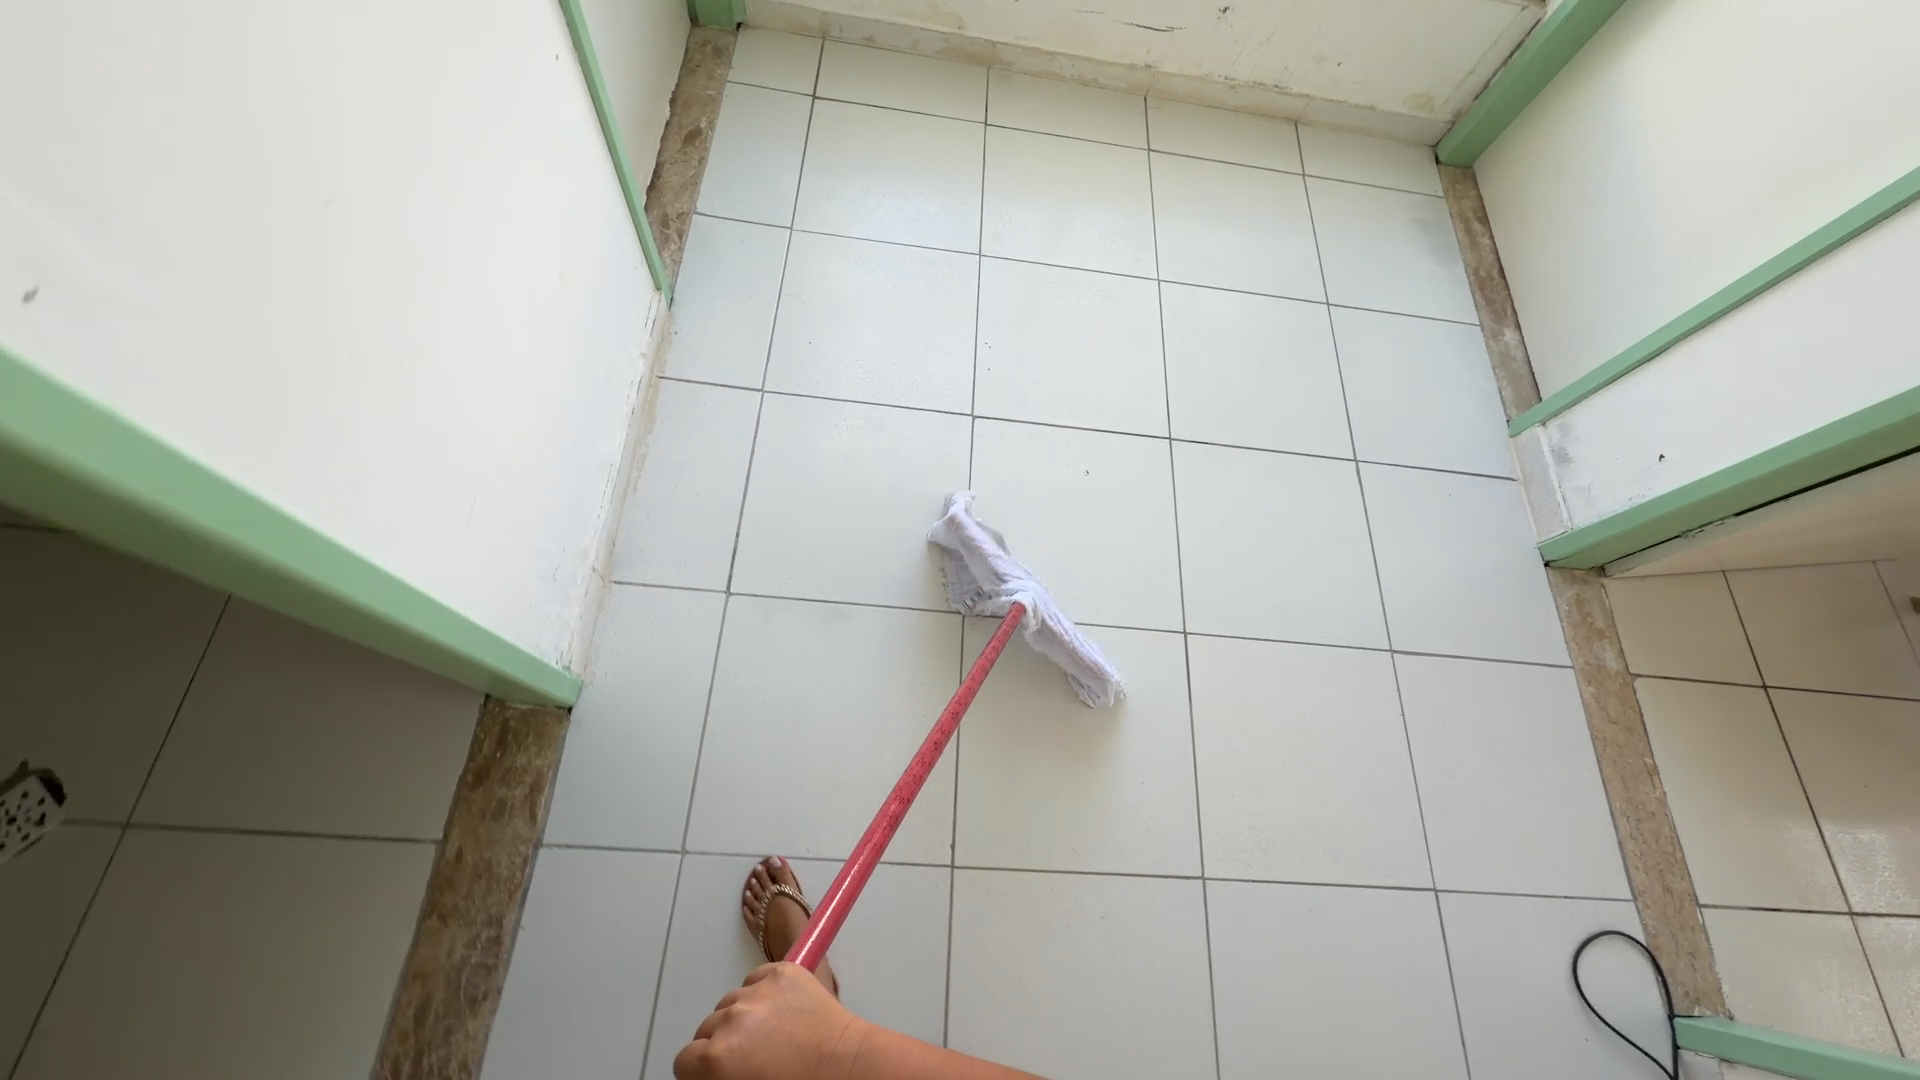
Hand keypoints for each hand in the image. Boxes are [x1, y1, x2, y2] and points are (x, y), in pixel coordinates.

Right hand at [674, 962, 871, 1079]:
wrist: (843, 1065)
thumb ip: (718, 1076)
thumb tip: (708, 1070)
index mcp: (717, 1056)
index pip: (684, 1059)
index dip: (698, 1069)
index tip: (713, 1072)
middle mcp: (732, 1017)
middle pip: (708, 1027)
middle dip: (719, 1041)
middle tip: (746, 1054)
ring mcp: (758, 989)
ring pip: (732, 1000)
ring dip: (741, 1014)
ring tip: (768, 1031)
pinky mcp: (782, 970)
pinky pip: (757, 977)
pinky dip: (762, 991)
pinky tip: (780, 1009)